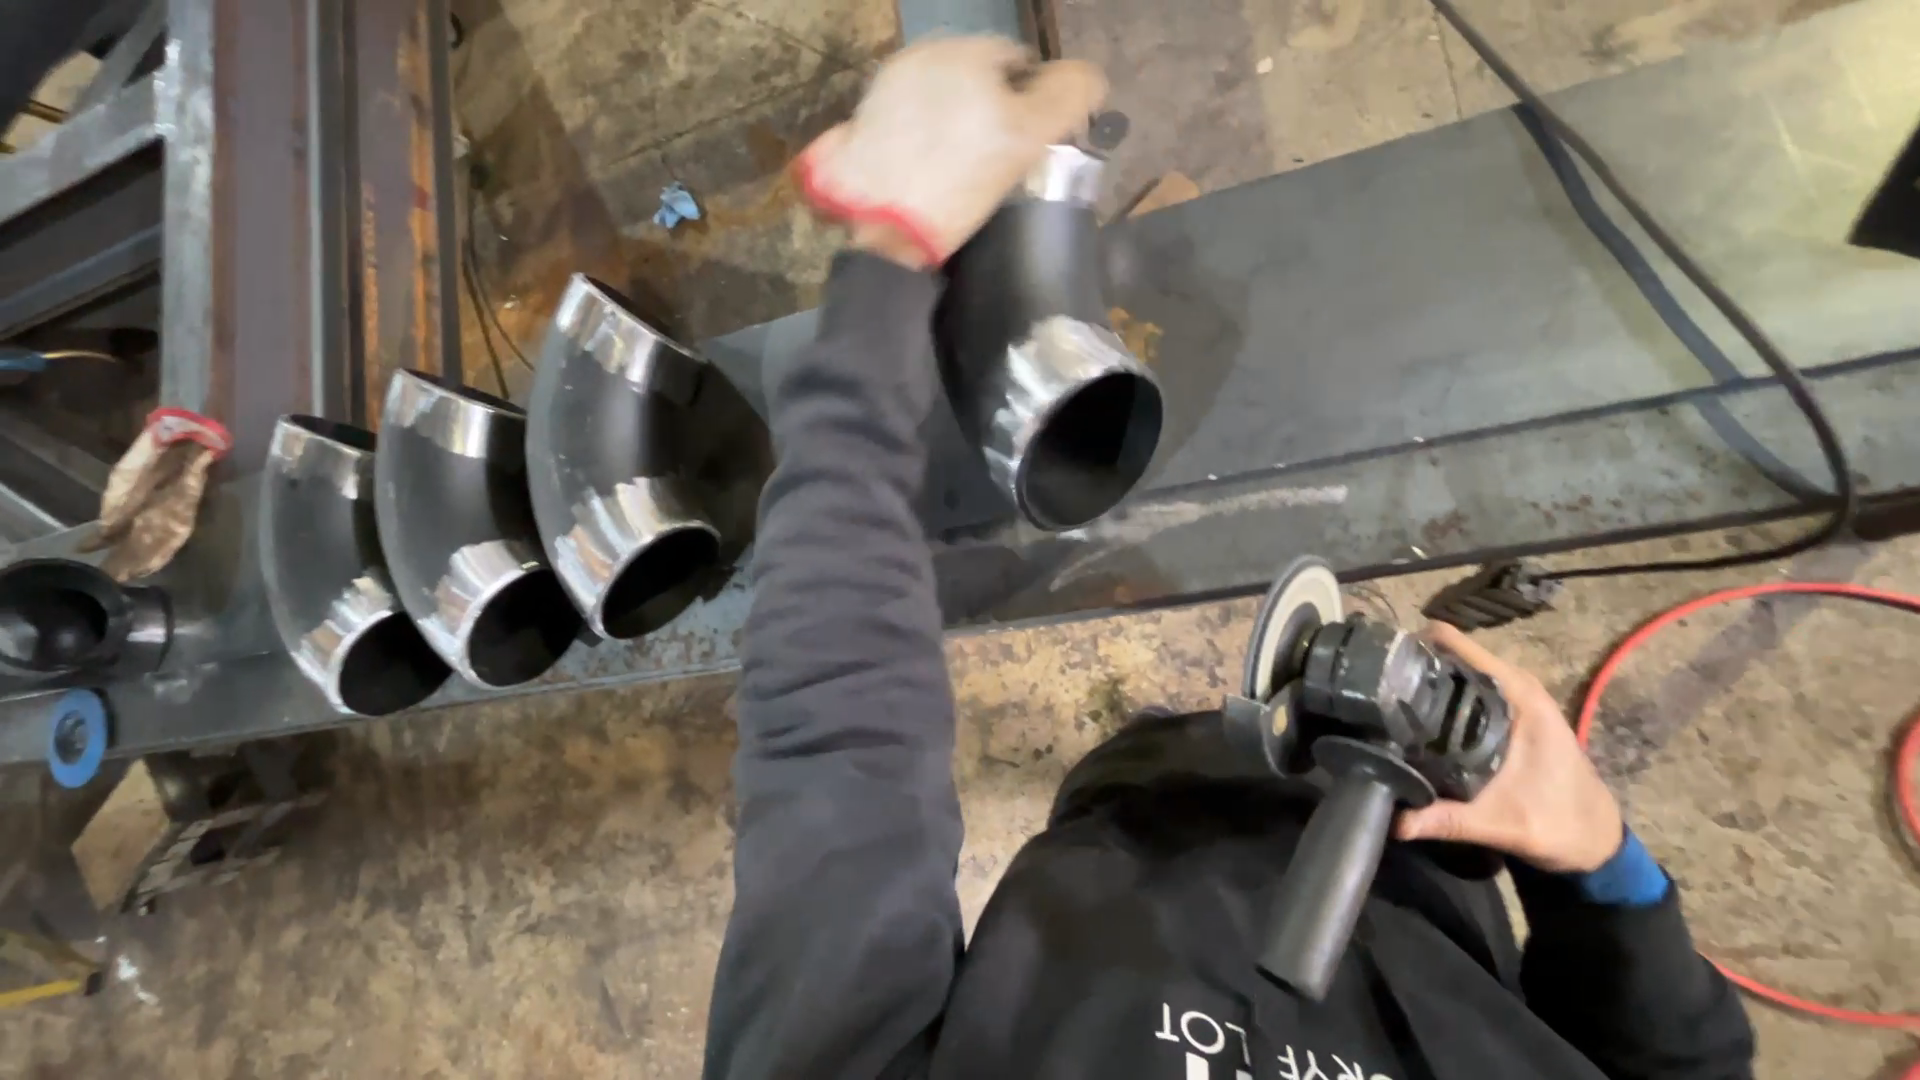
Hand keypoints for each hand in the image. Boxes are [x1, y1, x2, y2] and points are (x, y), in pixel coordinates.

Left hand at [795, 37, 1107, 268]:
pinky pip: (906, 128)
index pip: (1017, 64)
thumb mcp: (1026, 138)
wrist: (881, 225)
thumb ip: (1064, 97)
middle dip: (989, 113)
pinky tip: (926, 178)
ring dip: (954, 129)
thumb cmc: (958, 180)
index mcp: (967, 52)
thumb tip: (1090, 79)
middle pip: (974, 82)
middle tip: (993, 164)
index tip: (1028, 144)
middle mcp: (922, 58)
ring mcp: (886, 91)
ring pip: (939, 104)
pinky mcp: (862, 126)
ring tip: (959, 175)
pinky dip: (919, 146)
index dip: (1030, 103)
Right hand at [1394, 623, 1624, 872]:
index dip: (1419, 646)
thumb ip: (1448, 821)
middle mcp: (1516, 688)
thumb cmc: (1560, 825)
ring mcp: (1513, 698)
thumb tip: (1393, 822)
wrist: (1598, 842)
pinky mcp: (1509, 712)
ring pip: (1458, 669)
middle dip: (1412, 660)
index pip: (1462, 648)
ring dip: (1423, 674)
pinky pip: (1466, 686)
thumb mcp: (1500, 824)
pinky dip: (1439, 689)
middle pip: (1453, 654)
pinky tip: (1410, 707)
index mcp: (1520, 699)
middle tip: (1370, 678)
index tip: (1381, 658)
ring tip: (1379, 688)